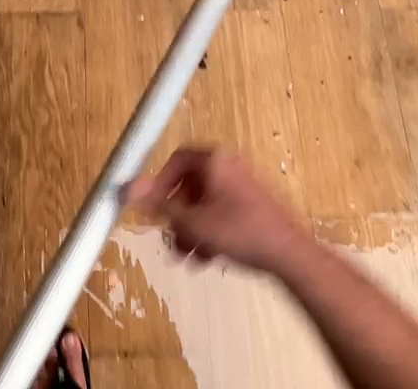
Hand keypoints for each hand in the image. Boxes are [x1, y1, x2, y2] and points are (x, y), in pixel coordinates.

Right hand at [124, 146, 309, 274]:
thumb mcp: (194, 221)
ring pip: (205, 203)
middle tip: (171, 239)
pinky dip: (210, 231)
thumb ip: (160, 206)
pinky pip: (222, 212)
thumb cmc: (241, 231)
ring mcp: (243, 184)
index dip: (161, 184)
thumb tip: (127, 188)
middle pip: (190, 185)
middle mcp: (229, 165)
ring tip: (186, 255)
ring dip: (191, 228)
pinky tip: (206, 257)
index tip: (155, 208)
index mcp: (215, 160)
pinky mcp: (253, 204)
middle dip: (177, 215)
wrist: (290, 254)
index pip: (177, 160)